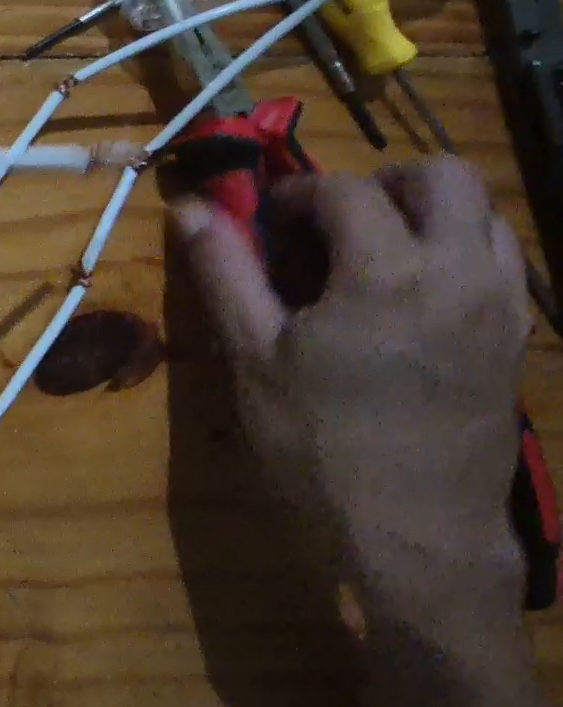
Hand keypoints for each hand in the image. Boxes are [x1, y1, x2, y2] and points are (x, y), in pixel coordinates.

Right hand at [172, 157, 530, 610]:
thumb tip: (190, 207)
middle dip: (375, 183)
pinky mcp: (516, 335)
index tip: (261, 225)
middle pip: (441, 178)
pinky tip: (398, 294)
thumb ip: (223, 271)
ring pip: (481, 212)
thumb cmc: (314, 438)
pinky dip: (449, 248)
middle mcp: (462, 274)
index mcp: (389, 274)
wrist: (410, 527)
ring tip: (360, 254)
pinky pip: (496, 258)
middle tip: (321, 223)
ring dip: (418, 212)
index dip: (293, 194)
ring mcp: (502, 305)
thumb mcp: (251, 353)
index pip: (347, 190)